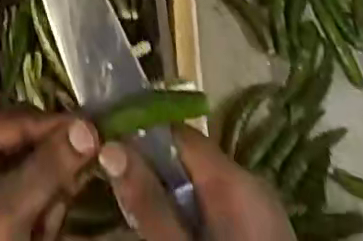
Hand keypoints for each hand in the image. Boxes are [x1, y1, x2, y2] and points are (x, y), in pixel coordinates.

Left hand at [0, 110, 99, 240]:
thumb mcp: (11, 208)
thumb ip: (49, 167)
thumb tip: (88, 128)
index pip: (28, 120)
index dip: (64, 128)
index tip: (101, 138)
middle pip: (38, 146)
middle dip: (54, 180)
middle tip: (55, 208)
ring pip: (43, 174)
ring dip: (50, 204)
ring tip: (37, 232)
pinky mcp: (2, 203)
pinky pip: (38, 196)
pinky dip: (44, 217)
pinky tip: (36, 236)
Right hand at [98, 125, 292, 240]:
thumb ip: (147, 204)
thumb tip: (109, 147)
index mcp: (235, 180)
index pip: (174, 131)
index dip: (136, 136)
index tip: (102, 152)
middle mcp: (251, 184)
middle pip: (184, 158)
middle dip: (148, 172)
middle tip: (114, 195)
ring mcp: (260, 212)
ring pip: (196, 185)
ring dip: (165, 198)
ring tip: (137, 222)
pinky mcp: (259, 235)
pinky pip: (214, 209)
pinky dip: (188, 217)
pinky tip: (170, 235)